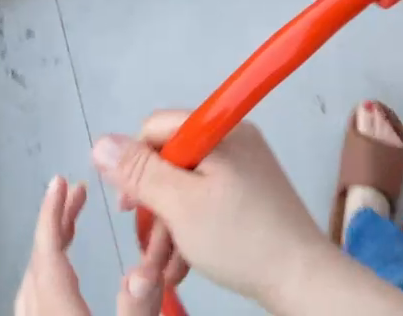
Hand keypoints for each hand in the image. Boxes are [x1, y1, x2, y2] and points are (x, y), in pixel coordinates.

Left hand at [15, 175, 168, 315]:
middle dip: (56, 222)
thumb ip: (140, 307)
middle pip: (39, 265)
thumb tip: (145, 270)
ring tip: (73, 222)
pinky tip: (65, 271)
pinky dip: (47, 272)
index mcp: (57, 315)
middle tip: (79, 192)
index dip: (52, 215)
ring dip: (51, 247)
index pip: (48, 257)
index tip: (59, 181)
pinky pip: (33, 299)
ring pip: (32, 284)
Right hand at [92, 113, 328, 306]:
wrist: (300, 275)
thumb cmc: (242, 238)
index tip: (128, 205)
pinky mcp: (249, 191)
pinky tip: (181, 263)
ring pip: (187, 185)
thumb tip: (102, 143)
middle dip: (152, 203)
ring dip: (168, 224)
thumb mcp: (180, 205)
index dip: (135, 162)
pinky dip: (190, 228)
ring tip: (161, 266)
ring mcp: (243, 165)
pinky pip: (207, 199)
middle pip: (171, 158)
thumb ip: (140, 173)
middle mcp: (233, 138)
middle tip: (146, 243)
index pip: (158, 127)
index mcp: (219, 129)